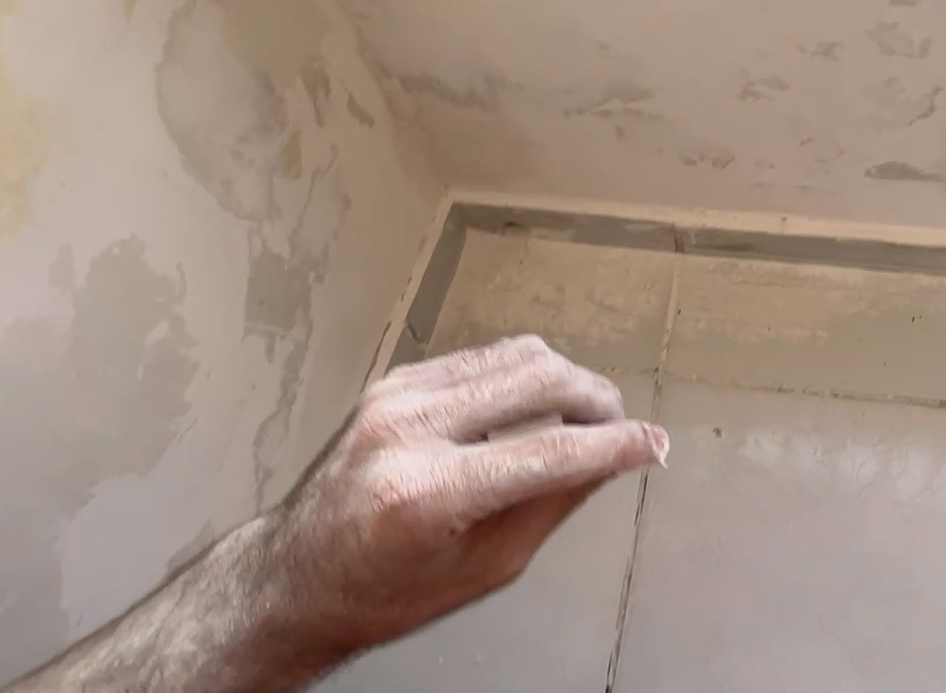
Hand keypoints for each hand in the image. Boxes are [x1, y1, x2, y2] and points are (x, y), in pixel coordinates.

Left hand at [260, 336, 666, 656]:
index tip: (653, 444)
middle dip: (597, 397)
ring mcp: (399, 394)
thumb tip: (609, 459)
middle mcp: (409, 429)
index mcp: (426, 494)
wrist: (293, 575)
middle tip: (619, 426)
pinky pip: (486, 356)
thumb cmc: (380, 592)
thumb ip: (554, 504)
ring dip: (566, 379)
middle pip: (540, 379)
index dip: (616, 445)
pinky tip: (533, 404)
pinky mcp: (398, 379)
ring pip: (518, 354)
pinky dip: (525, 374)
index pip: (551, 452)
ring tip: (582, 412)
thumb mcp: (486, 569)